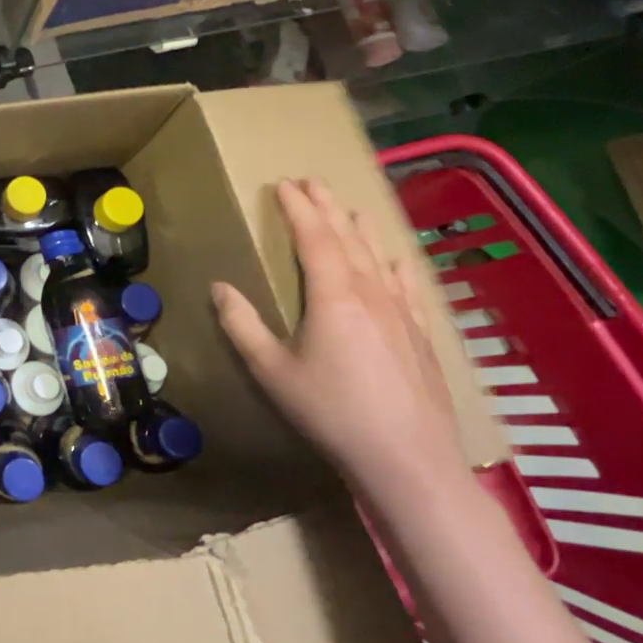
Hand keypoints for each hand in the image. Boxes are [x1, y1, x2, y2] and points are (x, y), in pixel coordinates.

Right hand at [211, 178, 464, 487]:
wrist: (409, 461)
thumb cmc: (331, 412)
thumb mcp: (271, 371)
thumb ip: (242, 326)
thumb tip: (219, 287)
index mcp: (333, 298)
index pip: (314, 239)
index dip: (298, 209)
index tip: (282, 184)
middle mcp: (371, 295)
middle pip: (348, 239)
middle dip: (327, 208)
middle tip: (312, 181)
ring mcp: (402, 314)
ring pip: (379, 257)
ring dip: (360, 228)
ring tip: (350, 207)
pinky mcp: (422, 336)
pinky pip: (408, 286)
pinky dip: (396, 264)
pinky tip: (394, 259)